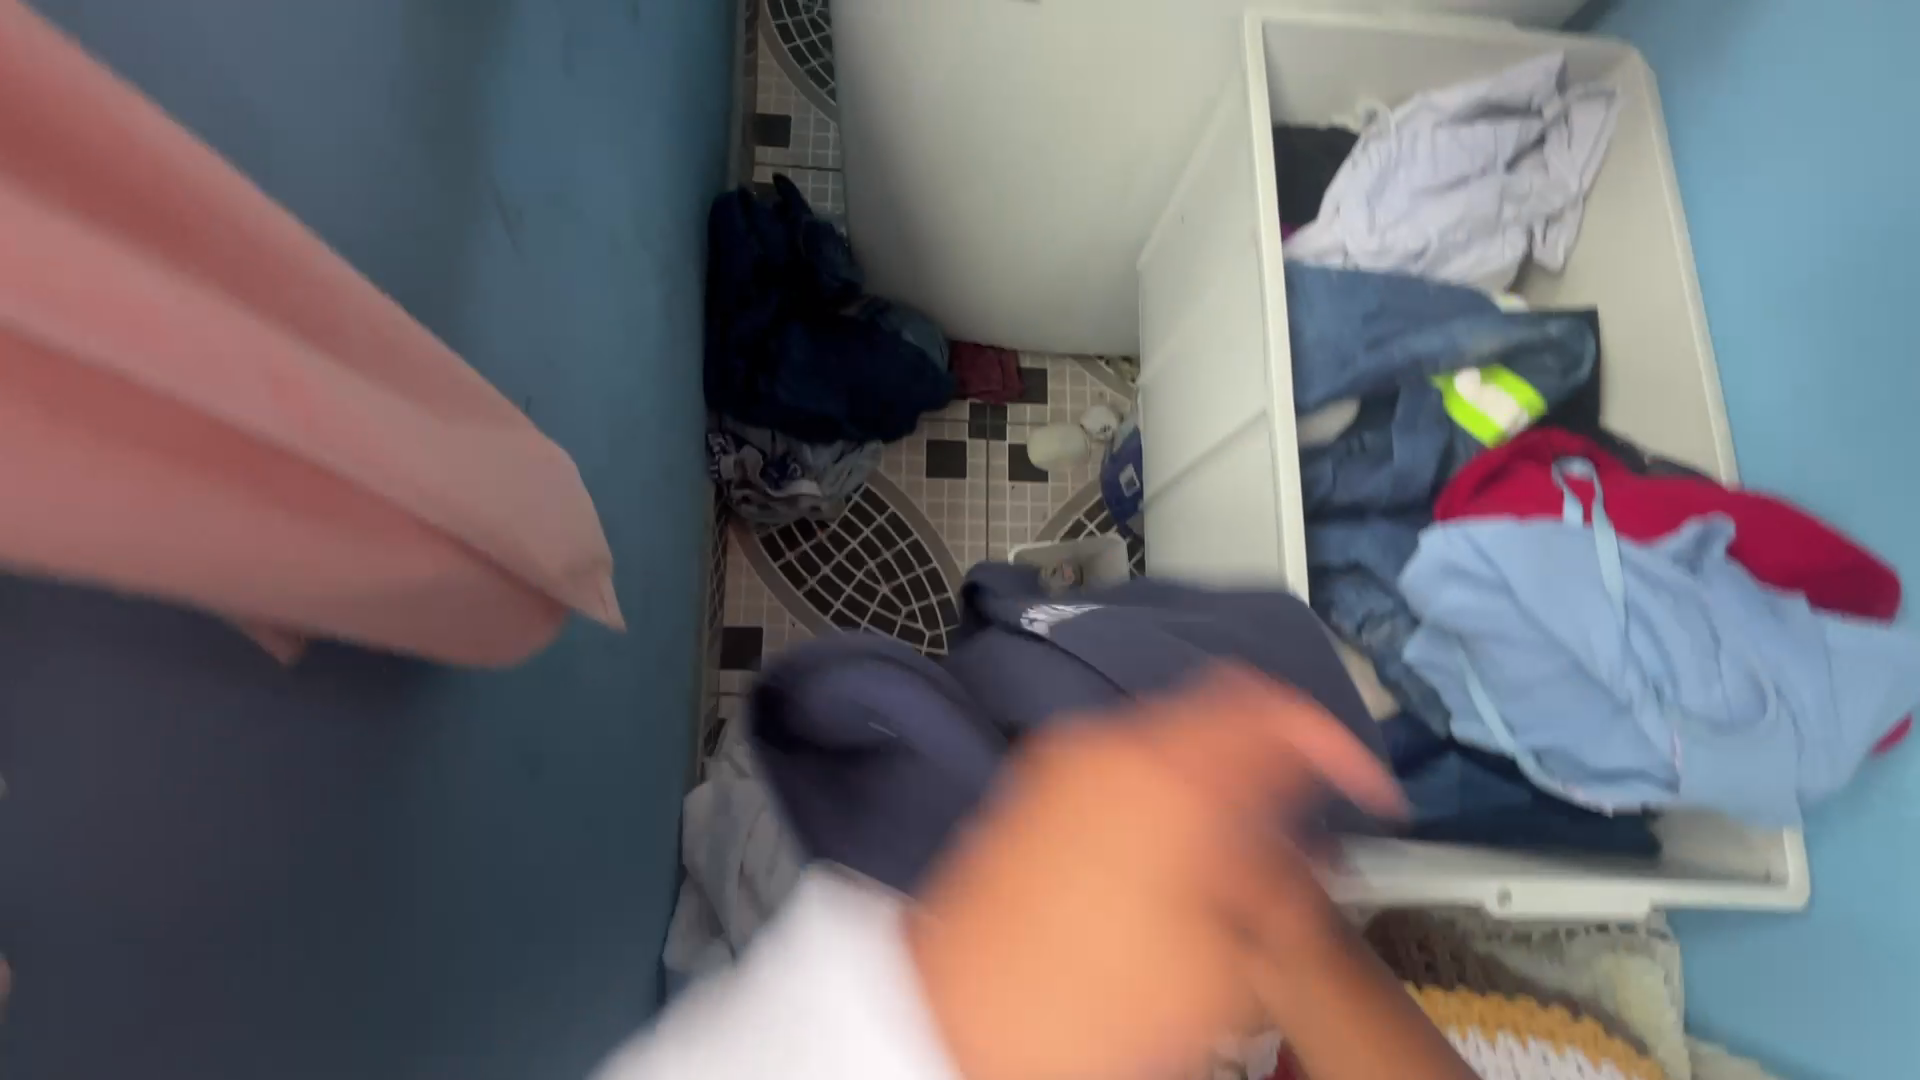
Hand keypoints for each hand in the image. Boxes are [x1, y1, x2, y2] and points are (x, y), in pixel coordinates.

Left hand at [905, 666, 1405, 1079]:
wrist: (955, 1014)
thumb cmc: (1086, 1001)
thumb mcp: (1217, 963)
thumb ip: (1272, 881)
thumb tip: (1298, 845)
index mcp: (1164, 773)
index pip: (1266, 707)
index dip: (1327, 739)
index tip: (1360, 785)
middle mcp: (1108, 744)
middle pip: (1217, 723)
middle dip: (1268, 777)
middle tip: (1297, 849)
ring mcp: (1063, 761)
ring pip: (1170, 750)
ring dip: (1217, 793)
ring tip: (1235, 875)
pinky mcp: (1037, 787)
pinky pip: (1123, 771)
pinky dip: (1165, 800)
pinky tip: (1172, 867)